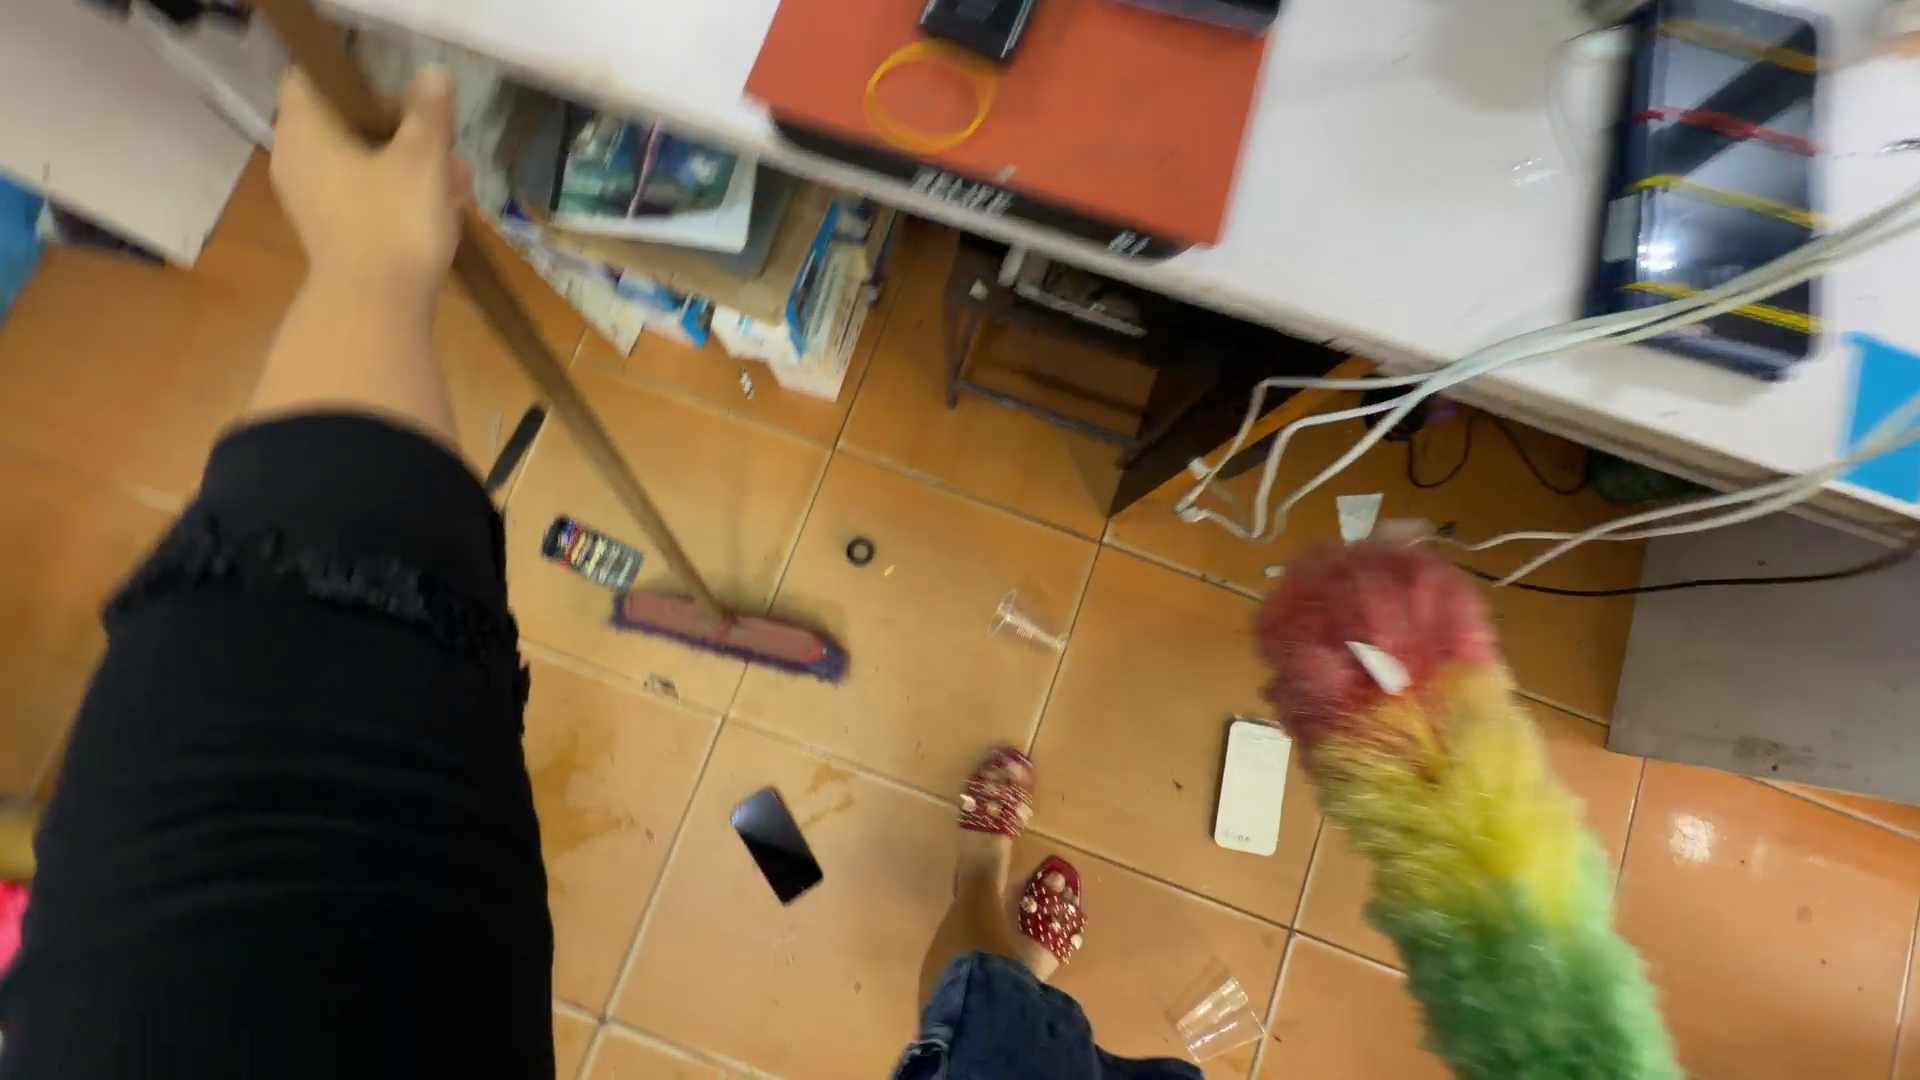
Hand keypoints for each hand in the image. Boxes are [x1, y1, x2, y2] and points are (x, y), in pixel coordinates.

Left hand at [270, 67, 471, 303]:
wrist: (378, 302)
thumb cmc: (395, 222)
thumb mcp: (422, 162)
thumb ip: (429, 116)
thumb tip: (434, 75)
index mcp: (305, 127)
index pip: (316, 78)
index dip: (364, 85)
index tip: (408, 107)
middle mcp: (296, 157)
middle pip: (350, 125)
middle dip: (406, 138)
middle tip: (449, 160)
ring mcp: (311, 199)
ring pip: (364, 165)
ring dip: (412, 173)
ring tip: (457, 196)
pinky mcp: (333, 232)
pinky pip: (365, 199)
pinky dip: (398, 201)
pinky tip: (438, 220)